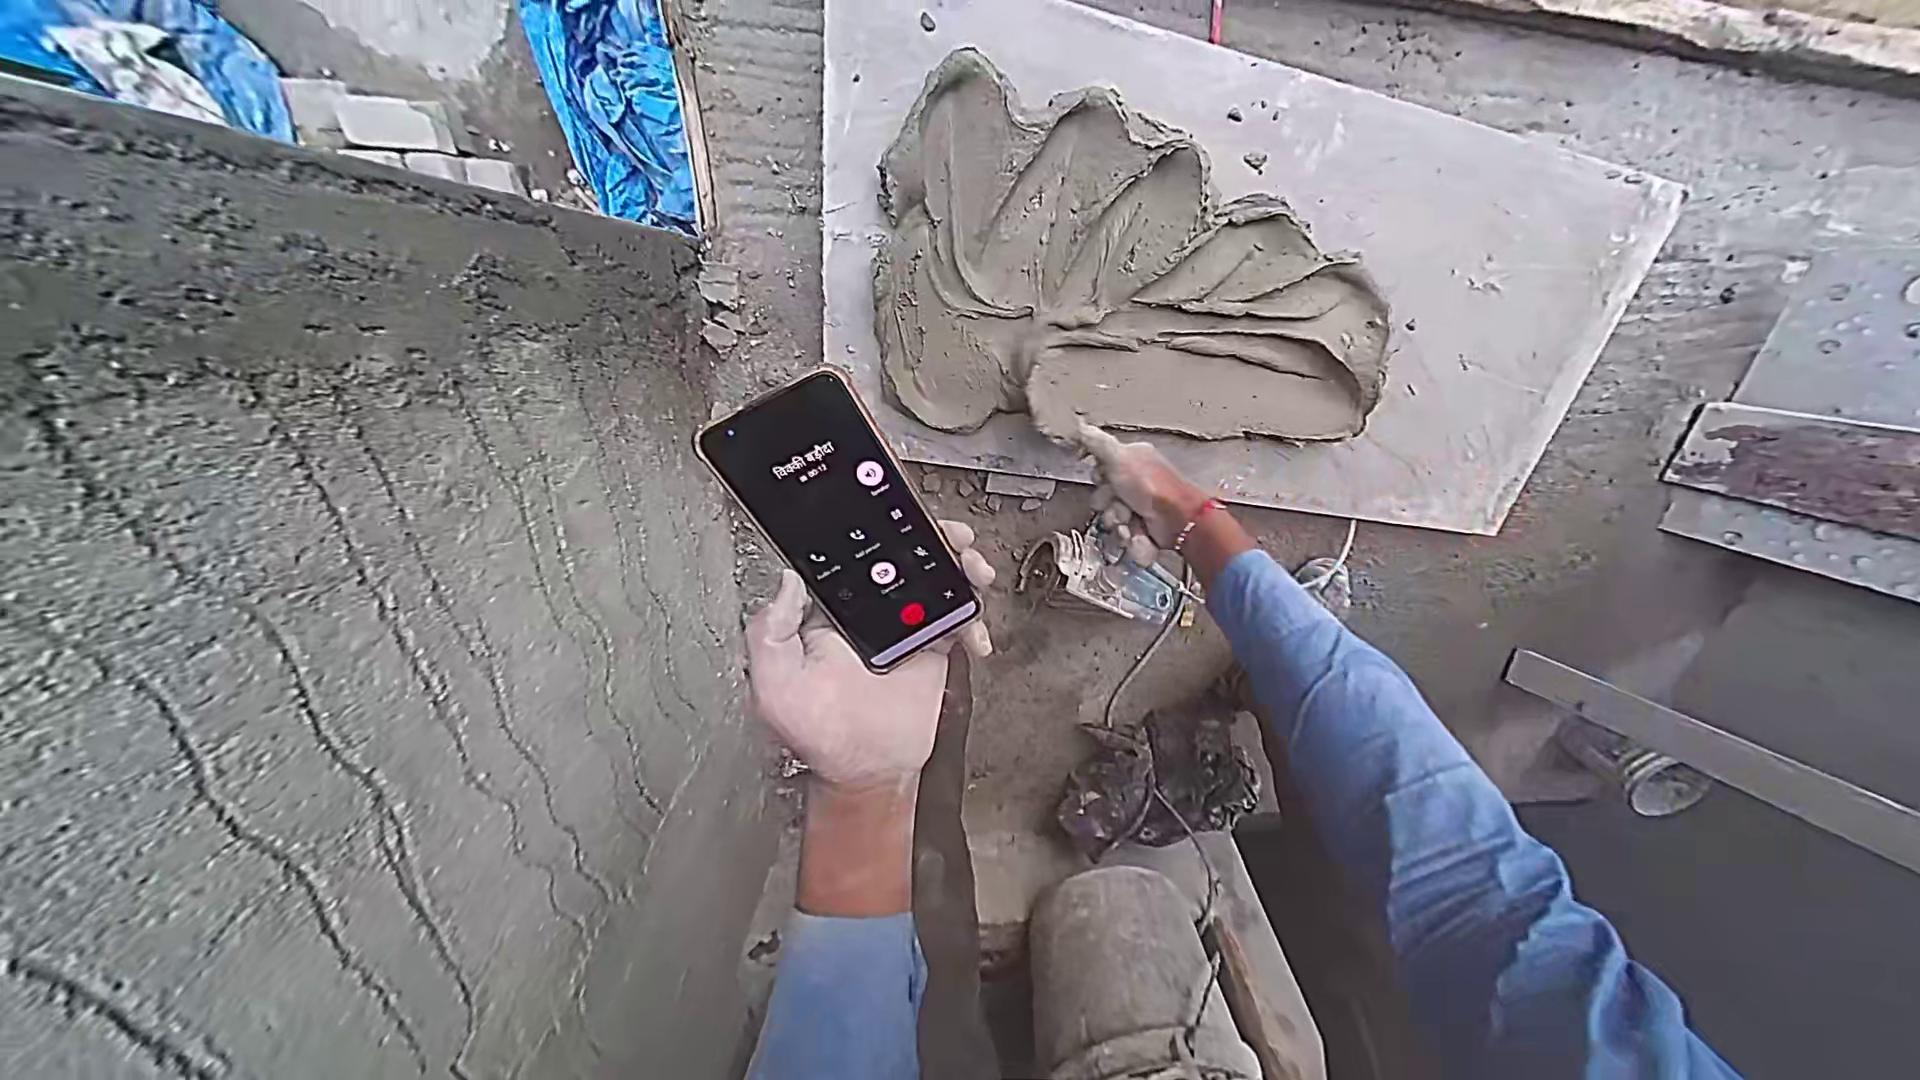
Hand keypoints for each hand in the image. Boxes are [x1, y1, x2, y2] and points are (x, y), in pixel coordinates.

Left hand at [744, 520, 994, 788]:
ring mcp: (907, 628)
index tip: (905, 520)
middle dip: (938, 541)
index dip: (886, 532)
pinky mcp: (934, 648)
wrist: (866, 770)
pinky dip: (974, 624)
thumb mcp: (776, 682)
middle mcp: (873, 612)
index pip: (861, 556)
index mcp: (836, 610)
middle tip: (955, 539)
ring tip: (976, 572)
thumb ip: (769, 631)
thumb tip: (786, 582)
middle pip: (909, 560)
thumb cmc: (818, 732)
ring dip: (964, 569)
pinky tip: (974, 637)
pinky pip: (960, 623)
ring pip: (940, 583)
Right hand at [1070, 420, 1252, 585]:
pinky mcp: (1142, 528)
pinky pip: (1122, 534)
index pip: (1101, 469)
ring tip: (1130, 519)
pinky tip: (1136, 531)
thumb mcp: (1120, 457)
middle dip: (1107, 504)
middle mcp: (1136, 483)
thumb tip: (1080, 426)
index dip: (1098, 478)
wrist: (1177, 521)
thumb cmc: (1152, 486)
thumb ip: (1098, 443)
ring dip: (1116, 520)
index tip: (1103, 479)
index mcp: (1133, 460)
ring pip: (1110, 517)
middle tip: (1119, 502)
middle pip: (1102, 496)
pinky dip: (1128, 535)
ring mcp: (1140, 506)